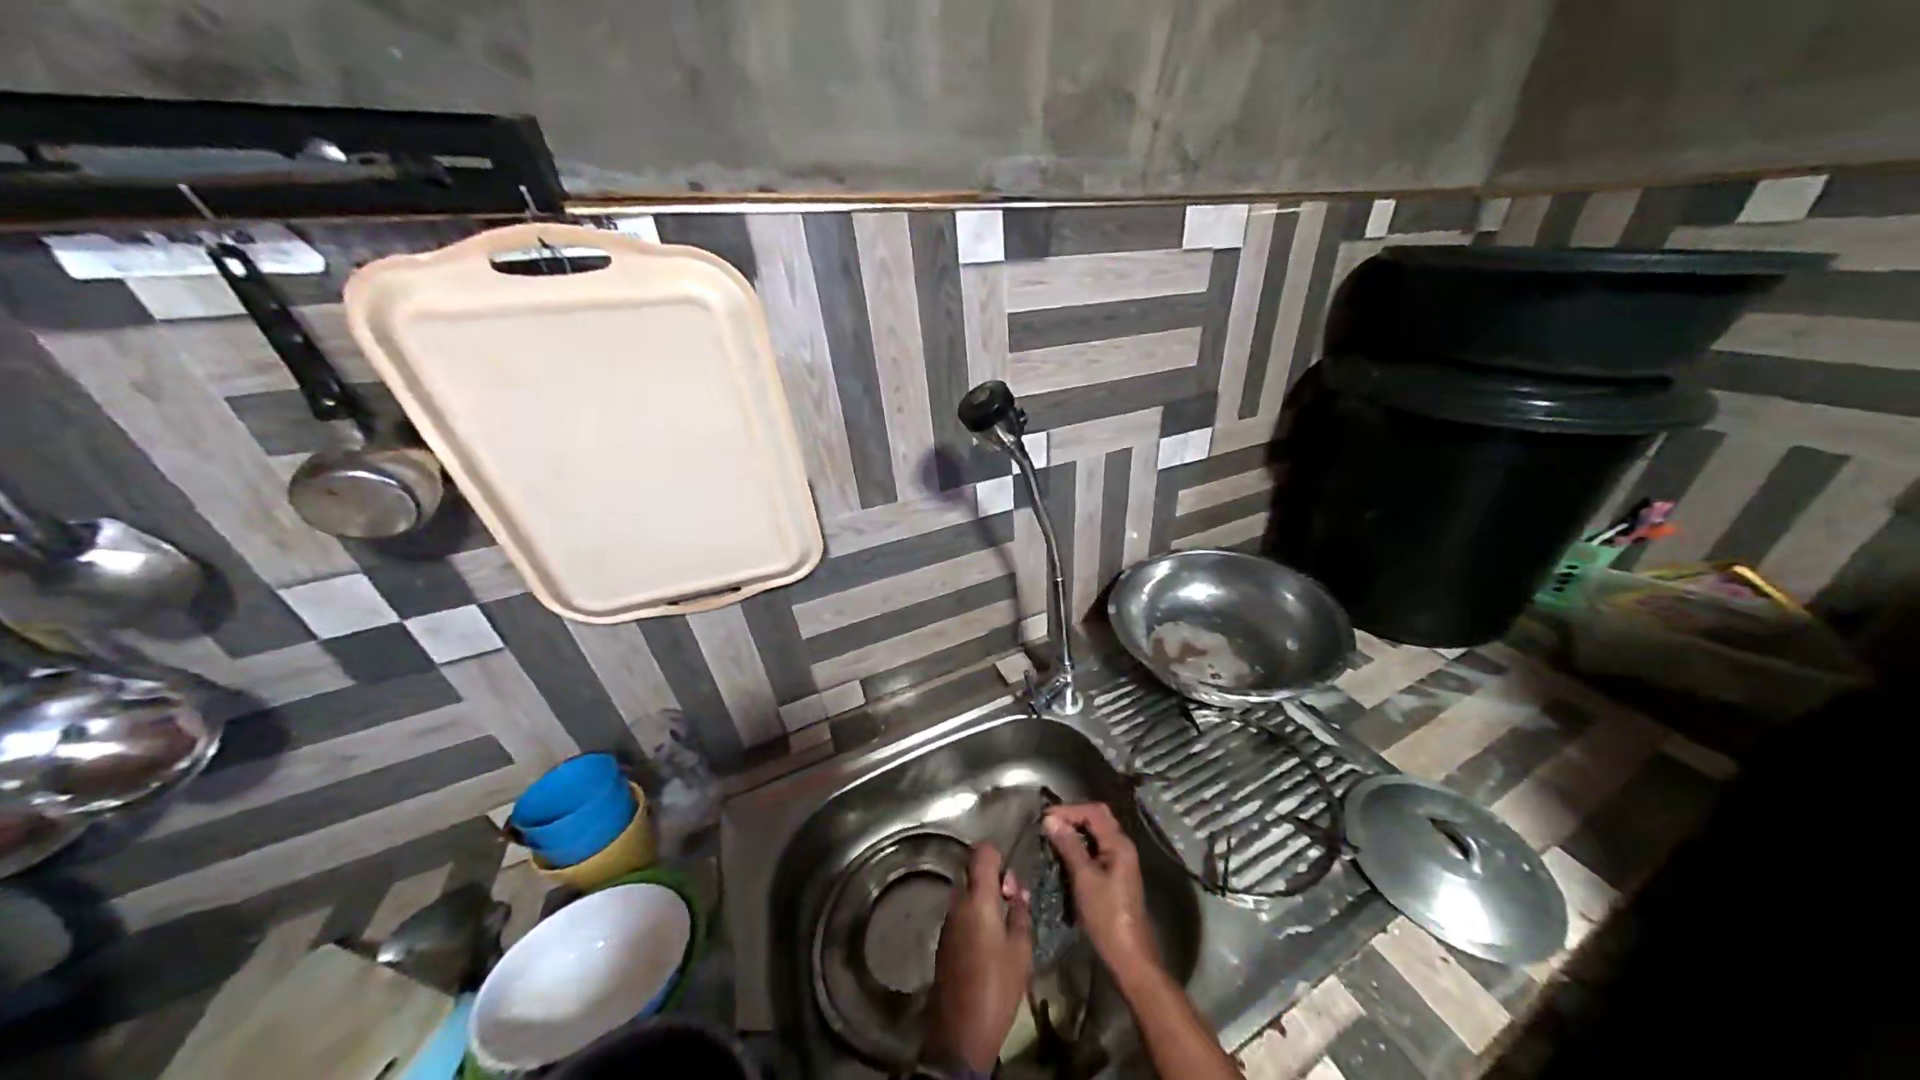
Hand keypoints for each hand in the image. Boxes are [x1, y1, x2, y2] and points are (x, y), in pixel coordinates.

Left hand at [922, 842, 1032, 1071]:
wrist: (961, 1030)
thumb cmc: (997, 986)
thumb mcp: (1021, 950)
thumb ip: (1021, 913)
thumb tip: (1017, 892)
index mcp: (978, 898)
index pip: (982, 853)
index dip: (998, 855)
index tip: (1012, 875)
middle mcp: (957, 902)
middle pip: (973, 872)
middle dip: (994, 879)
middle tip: (1014, 902)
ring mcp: (947, 921)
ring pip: (966, 893)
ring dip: (984, 898)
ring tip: (1006, 924)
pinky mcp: (944, 940)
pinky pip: (961, 913)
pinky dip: (975, 915)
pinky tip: (990, 940)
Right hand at [1044, 802, 1160, 978]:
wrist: (1129, 955)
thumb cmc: (1106, 916)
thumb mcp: (1084, 878)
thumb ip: (1069, 846)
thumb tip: (1051, 819)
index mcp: (1119, 844)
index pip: (1094, 812)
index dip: (1069, 810)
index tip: (1045, 817)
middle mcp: (1123, 847)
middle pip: (1097, 819)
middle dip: (1072, 817)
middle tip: (1048, 824)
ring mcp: (1120, 862)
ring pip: (1096, 834)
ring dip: (1075, 831)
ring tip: (1051, 837)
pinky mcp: (1115, 875)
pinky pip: (1096, 850)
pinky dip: (1080, 846)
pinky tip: (1064, 855)